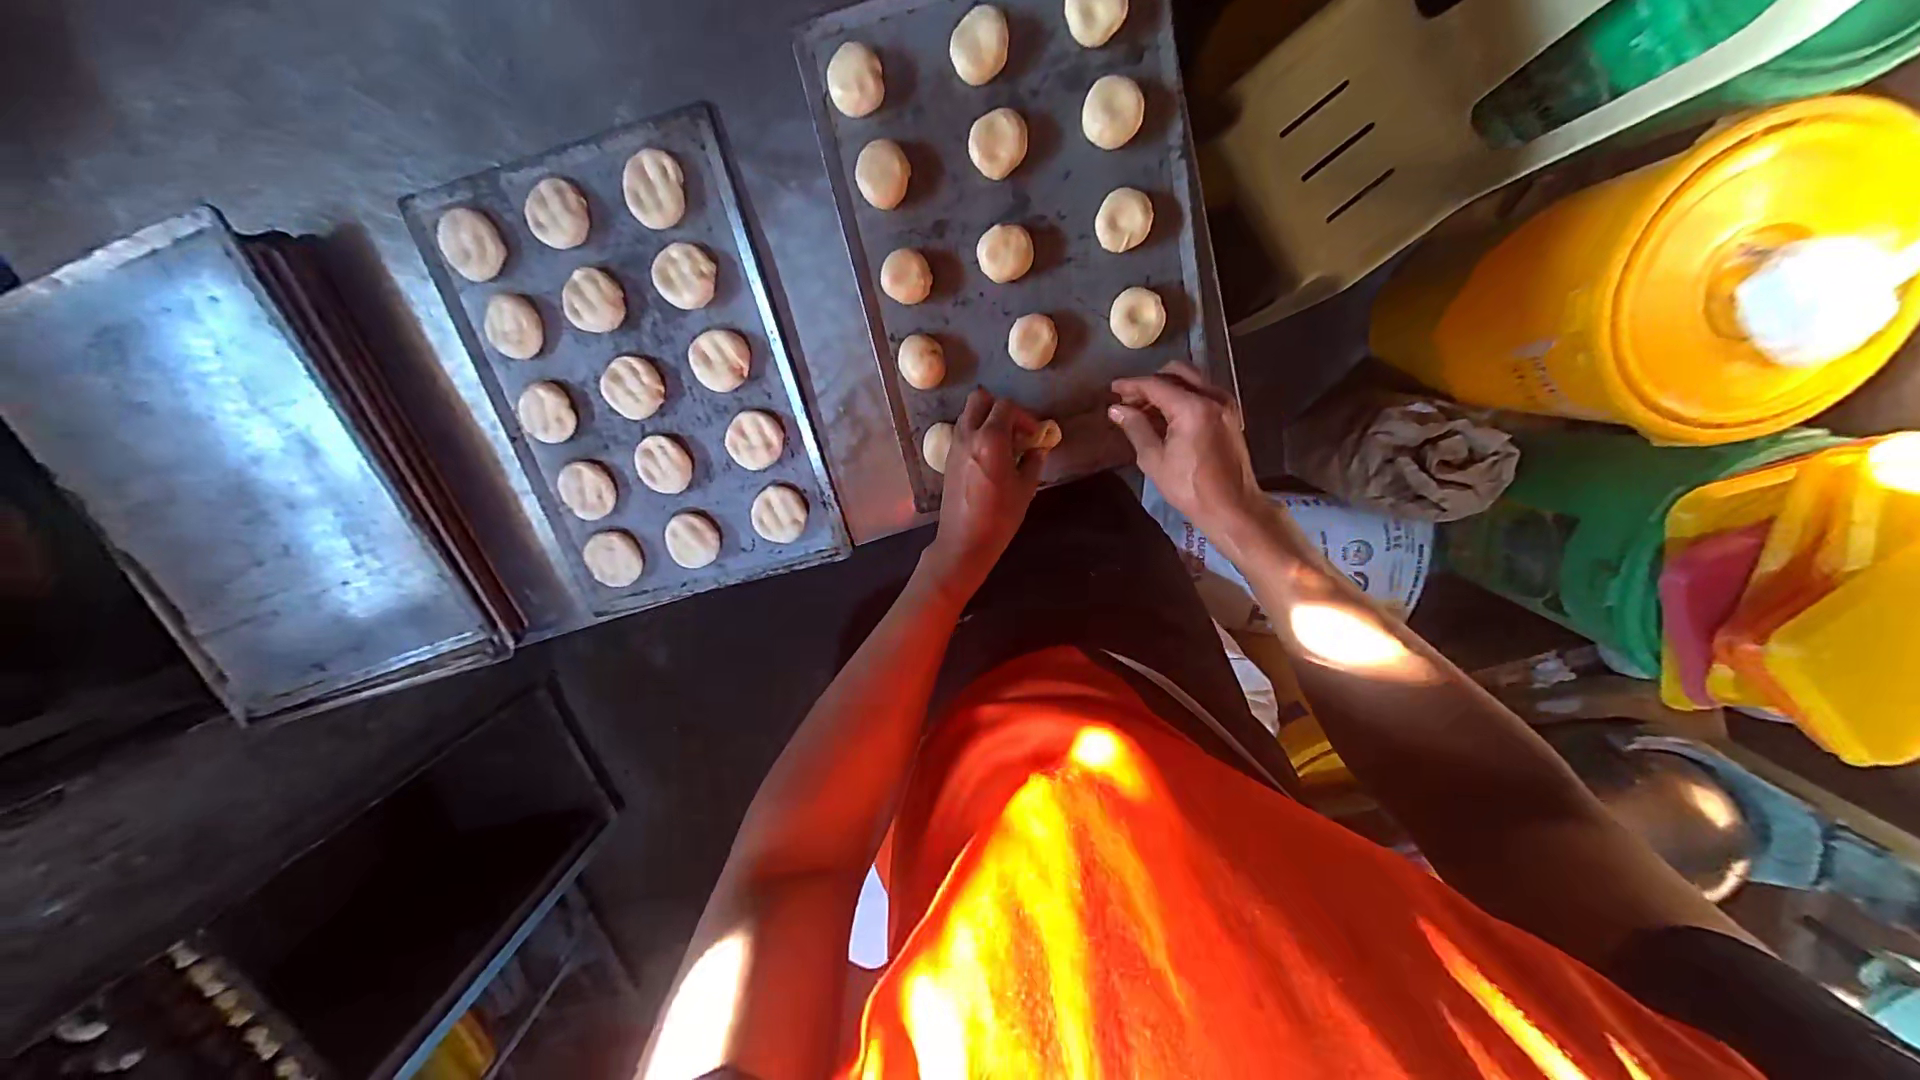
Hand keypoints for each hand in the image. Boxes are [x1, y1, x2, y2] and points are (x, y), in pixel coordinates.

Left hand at [921, 388, 1046, 599]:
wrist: (964, 541)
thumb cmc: (1000, 517)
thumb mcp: (1025, 488)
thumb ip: (1033, 462)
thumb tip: (1037, 448)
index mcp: (991, 439)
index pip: (1006, 406)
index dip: (1024, 416)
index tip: (1034, 434)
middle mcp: (968, 435)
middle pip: (980, 399)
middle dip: (1000, 408)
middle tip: (1015, 430)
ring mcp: (955, 446)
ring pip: (968, 414)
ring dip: (986, 419)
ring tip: (1003, 443)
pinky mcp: (948, 459)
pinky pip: (962, 432)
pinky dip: (976, 433)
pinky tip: (989, 456)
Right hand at [1109, 361, 1265, 543]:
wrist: (1231, 506)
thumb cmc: (1189, 487)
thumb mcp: (1154, 459)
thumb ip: (1135, 428)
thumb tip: (1116, 410)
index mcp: (1192, 408)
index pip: (1156, 385)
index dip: (1131, 385)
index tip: (1113, 389)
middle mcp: (1212, 398)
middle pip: (1177, 373)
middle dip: (1151, 382)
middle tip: (1130, 400)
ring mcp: (1225, 405)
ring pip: (1192, 380)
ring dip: (1167, 388)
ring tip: (1146, 410)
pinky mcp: (1231, 416)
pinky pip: (1203, 393)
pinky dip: (1183, 396)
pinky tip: (1167, 417)